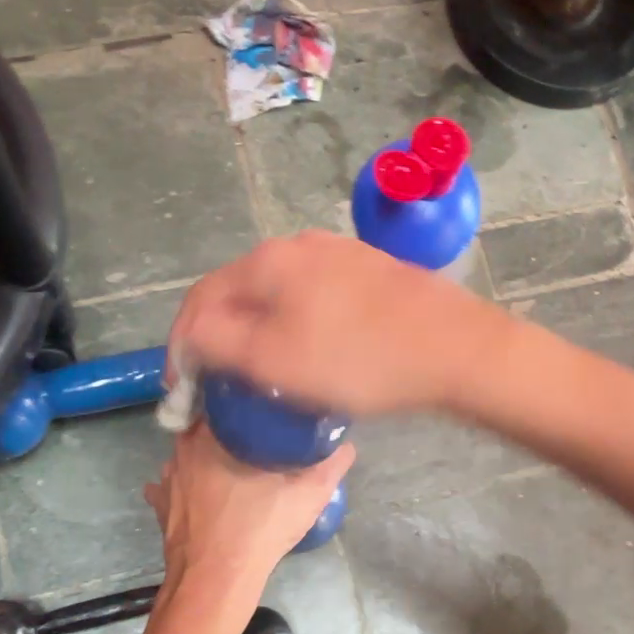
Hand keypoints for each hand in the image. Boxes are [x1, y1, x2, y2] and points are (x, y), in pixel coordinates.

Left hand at [144, 423, 355, 585]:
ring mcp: (168, 477)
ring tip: (230, 473)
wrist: (217, 579)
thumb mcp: (309, 495)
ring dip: (206, 461)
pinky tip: (202, 498)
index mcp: (214, 433)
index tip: (264, 413)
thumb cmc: (260, 527)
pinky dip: (186, 488)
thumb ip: (331, 463)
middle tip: (254, 444)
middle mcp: (184, 447)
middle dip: (228, 433)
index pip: (228, 401)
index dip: (247, 405)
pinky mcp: (160, 504)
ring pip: (189, 456)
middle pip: (208, 427)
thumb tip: (345, 444)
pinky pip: (172, 486)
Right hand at [168, 230, 518, 416]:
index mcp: (267, 261)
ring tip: (258, 374)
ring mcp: (340, 254)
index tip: (180, 389)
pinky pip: (313, 300)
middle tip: (215, 382)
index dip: (181, 345)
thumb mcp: (274, 360)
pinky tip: (308, 355)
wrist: (454, 349)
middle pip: (240, 293)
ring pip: (279, 296)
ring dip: (258, 333)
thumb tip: (190, 336)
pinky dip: (295, 327)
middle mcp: (300, 244)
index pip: (202, 298)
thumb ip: (217, 343)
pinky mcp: (371, 273)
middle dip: (219, 337)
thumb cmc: (358, 360)